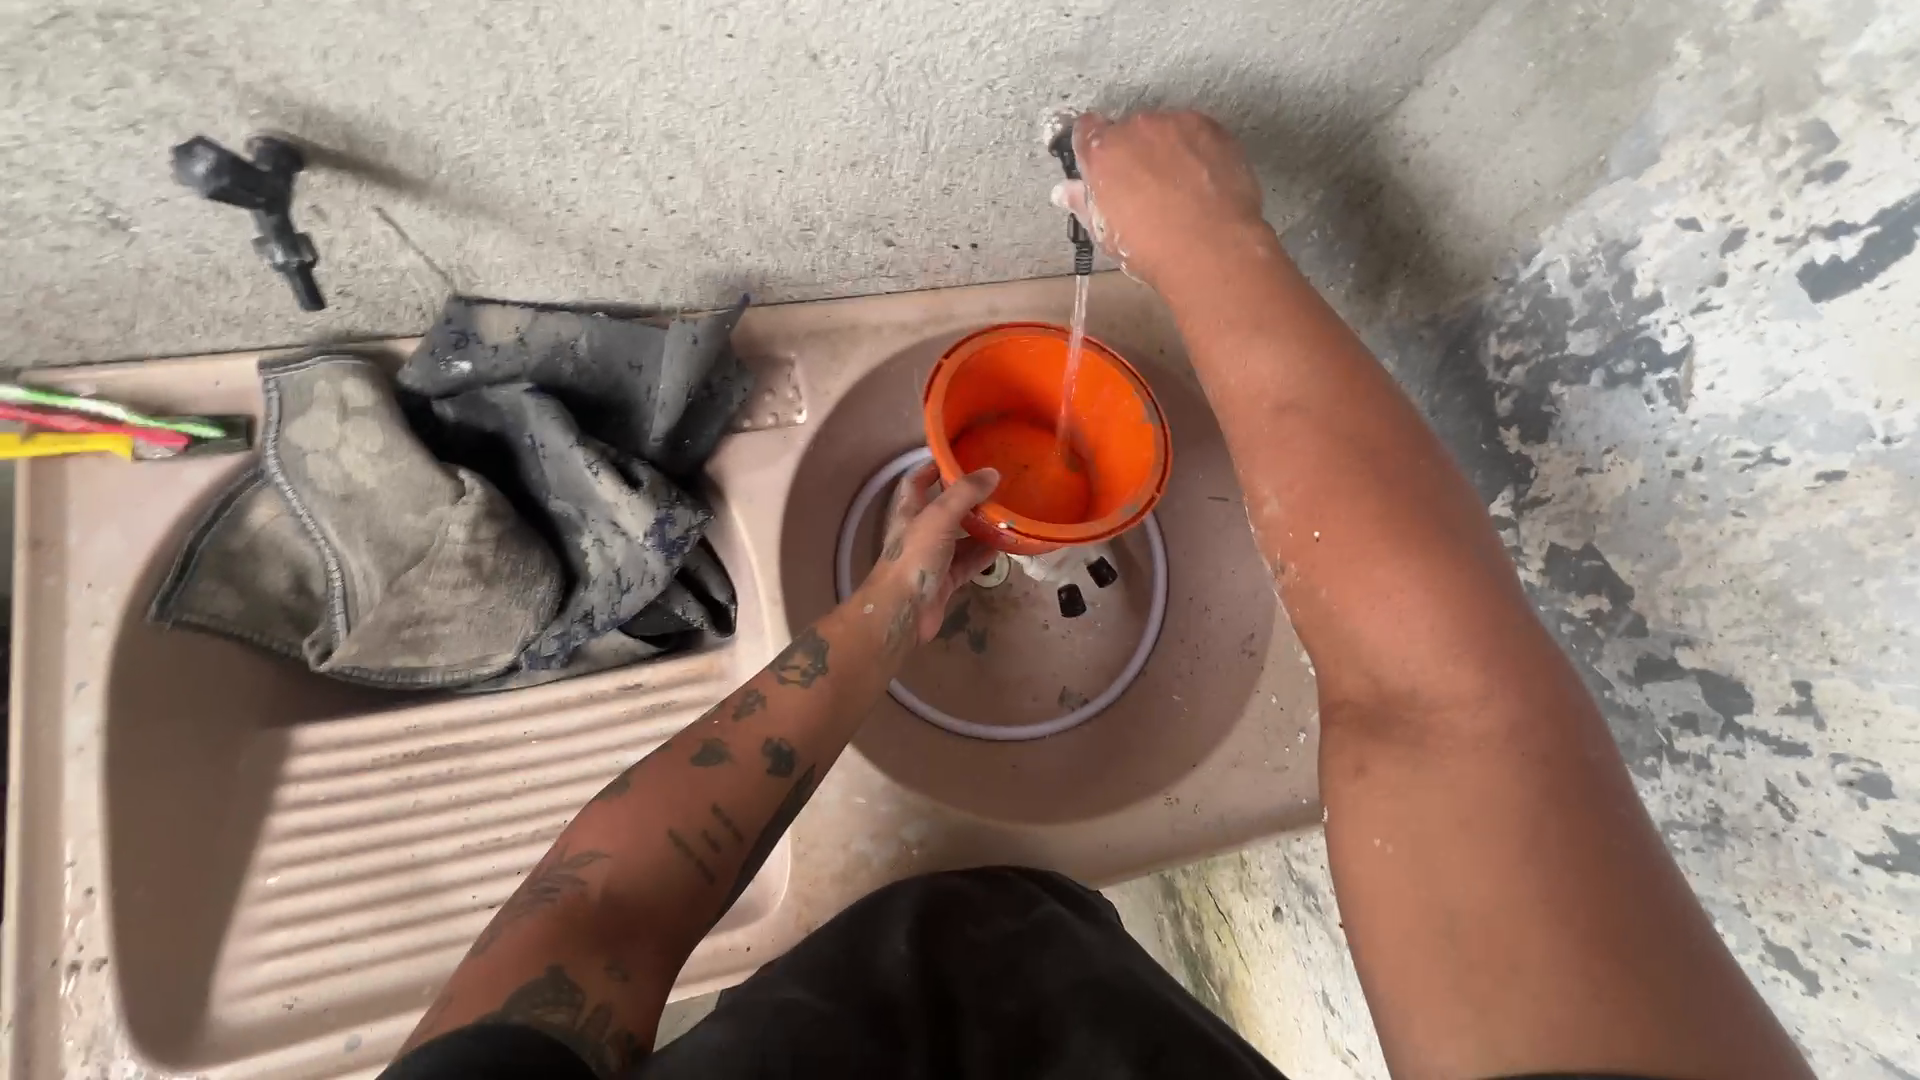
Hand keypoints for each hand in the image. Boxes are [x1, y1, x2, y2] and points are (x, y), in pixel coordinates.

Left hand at [863, 463, 999, 645]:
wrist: (903, 610)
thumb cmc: (914, 557)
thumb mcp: (939, 517)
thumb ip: (964, 493)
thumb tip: (991, 472)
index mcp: (910, 512)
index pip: (917, 482)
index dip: (932, 467)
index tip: (957, 458)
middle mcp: (920, 533)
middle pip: (944, 510)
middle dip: (967, 500)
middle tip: (995, 488)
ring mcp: (932, 558)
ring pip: (960, 538)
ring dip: (980, 529)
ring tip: (1007, 515)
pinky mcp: (945, 581)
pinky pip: (968, 563)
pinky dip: (984, 555)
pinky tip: (1004, 547)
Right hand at [1051, 110, 1272, 289]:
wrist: (1211, 247)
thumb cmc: (1155, 247)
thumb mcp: (1106, 234)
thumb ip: (1083, 203)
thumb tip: (1066, 192)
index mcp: (1103, 152)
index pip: (1084, 130)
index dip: (1089, 147)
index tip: (1095, 162)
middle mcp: (1137, 129)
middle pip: (1127, 132)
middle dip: (1131, 154)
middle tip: (1140, 190)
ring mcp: (1176, 125)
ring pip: (1162, 131)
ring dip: (1163, 152)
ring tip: (1174, 192)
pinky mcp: (1211, 129)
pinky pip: (1194, 134)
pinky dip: (1193, 153)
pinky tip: (1197, 185)